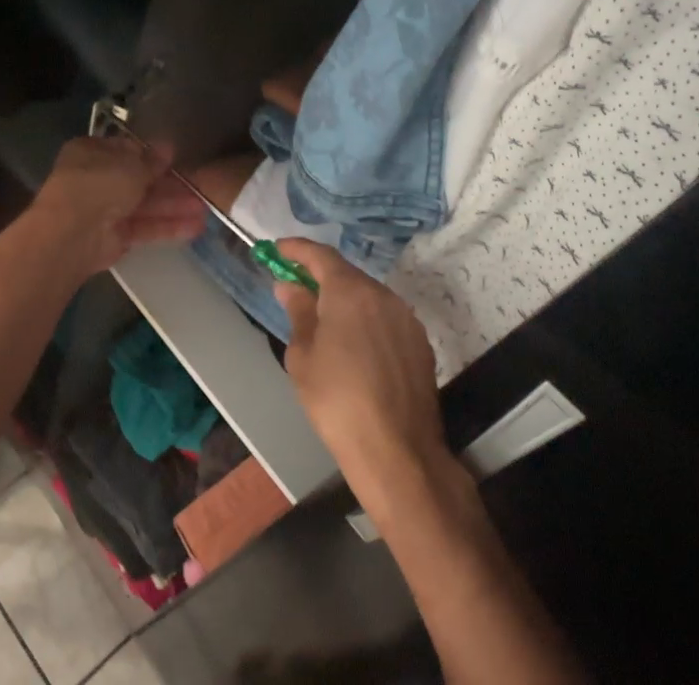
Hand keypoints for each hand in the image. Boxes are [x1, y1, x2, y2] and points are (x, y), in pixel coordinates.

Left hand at [27, 136, 209, 276]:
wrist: (72, 232)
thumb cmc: (98, 184)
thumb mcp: (131, 165)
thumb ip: (151, 160)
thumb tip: (166, 147)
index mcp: (90, 153)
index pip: (124, 150)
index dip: (150, 154)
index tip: (176, 158)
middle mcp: (95, 180)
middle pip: (137, 180)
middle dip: (169, 184)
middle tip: (200, 187)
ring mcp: (104, 210)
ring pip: (143, 205)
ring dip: (173, 206)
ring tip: (206, 210)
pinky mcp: (114, 237)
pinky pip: (143, 228)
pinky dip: (166, 227)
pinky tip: (194, 227)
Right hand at [272, 239, 445, 466]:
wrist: (395, 448)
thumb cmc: (336, 399)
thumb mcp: (302, 356)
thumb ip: (298, 313)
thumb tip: (291, 287)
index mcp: (350, 293)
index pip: (320, 256)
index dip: (297, 249)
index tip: (277, 250)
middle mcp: (383, 297)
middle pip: (347, 275)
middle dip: (320, 277)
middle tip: (295, 289)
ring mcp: (407, 320)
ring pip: (369, 298)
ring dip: (344, 300)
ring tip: (322, 321)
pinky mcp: (420, 344)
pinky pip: (385, 319)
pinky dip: (364, 321)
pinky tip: (352, 346)